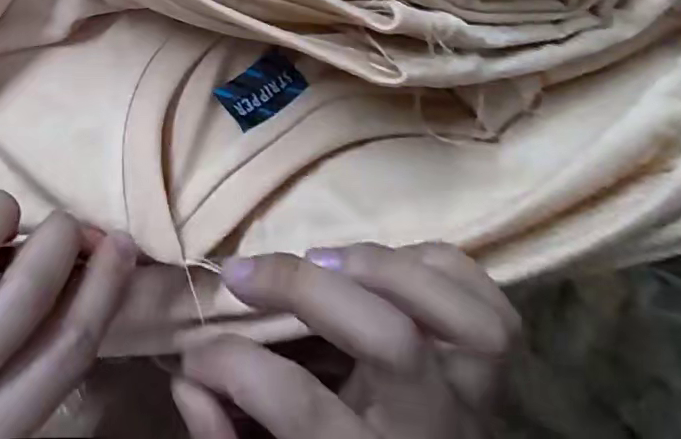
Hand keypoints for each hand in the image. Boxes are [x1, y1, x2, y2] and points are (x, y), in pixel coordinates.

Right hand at [173, 244, 519, 438]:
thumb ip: (226, 437)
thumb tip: (187, 381)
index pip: (301, 406)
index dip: (231, 365)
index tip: (192, 353)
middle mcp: (434, 429)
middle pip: (391, 341)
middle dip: (302, 287)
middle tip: (241, 273)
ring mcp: (477, 397)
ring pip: (468, 321)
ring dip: (385, 269)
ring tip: (323, 259)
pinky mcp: (493, 367)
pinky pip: (492, 303)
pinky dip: (435, 268)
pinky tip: (382, 268)